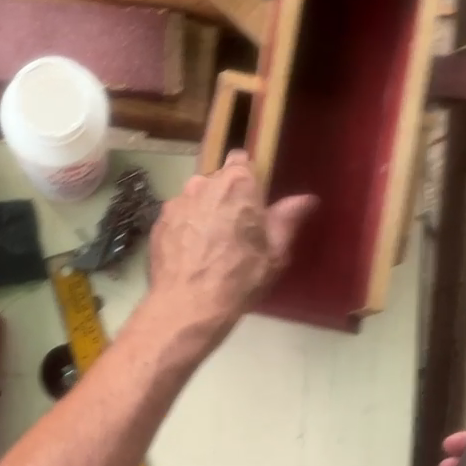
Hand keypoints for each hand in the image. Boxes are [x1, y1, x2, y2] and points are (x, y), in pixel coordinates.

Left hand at [142, 150, 317, 343]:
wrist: (187, 306)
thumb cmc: (239, 278)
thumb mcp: (274, 253)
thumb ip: (287, 219)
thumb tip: (306, 199)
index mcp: (237, 183)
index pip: (241, 159)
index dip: (248, 177)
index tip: (252, 199)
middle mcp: (202, 184)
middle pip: (216, 181)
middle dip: (225, 198)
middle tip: (235, 230)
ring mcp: (176, 203)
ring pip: (195, 199)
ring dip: (203, 213)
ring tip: (210, 246)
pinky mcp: (158, 223)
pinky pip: (178, 218)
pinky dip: (185, 230)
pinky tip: (191, 256)